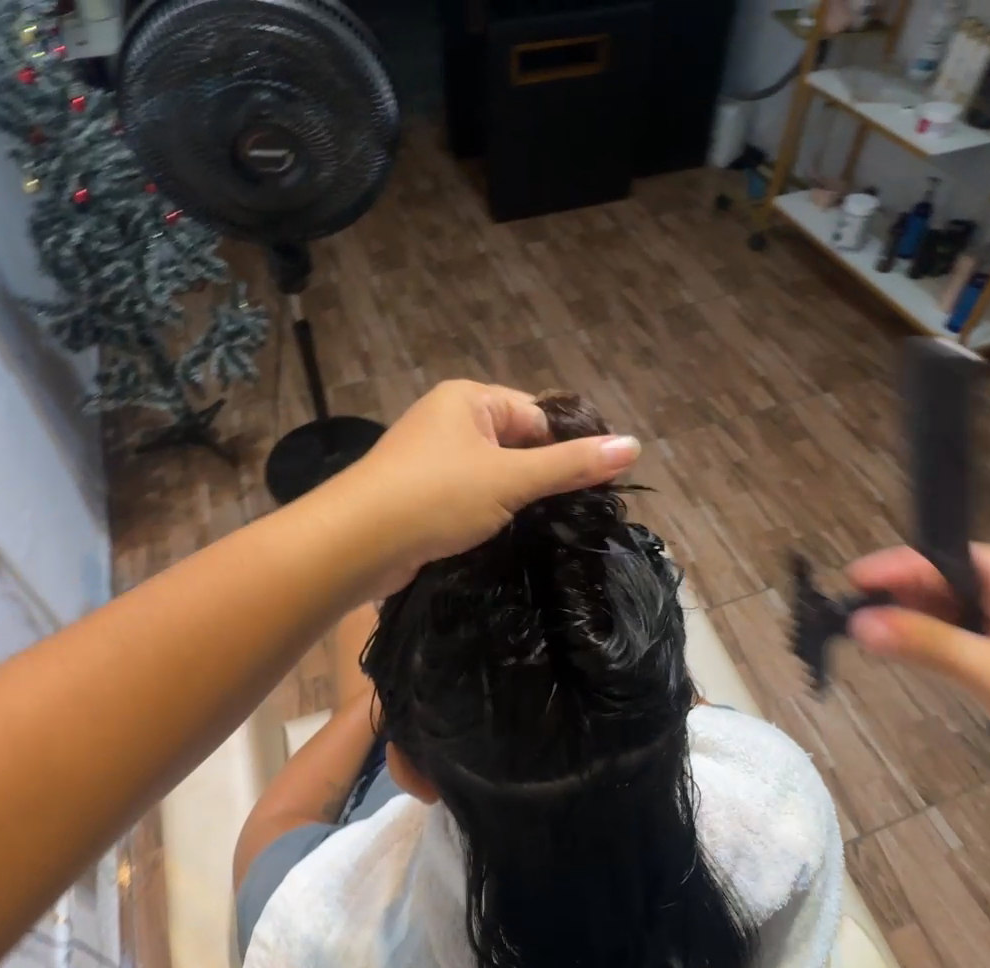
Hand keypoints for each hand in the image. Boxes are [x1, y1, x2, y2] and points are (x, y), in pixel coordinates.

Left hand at [319, 381, 641, 591]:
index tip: (599, 485)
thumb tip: (634, 445)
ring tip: (552, 527)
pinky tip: (511, 537)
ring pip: (495, 475)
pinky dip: (491, 515)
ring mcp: (433, 460)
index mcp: (468, 400)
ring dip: (518, 500)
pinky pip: (472, 498)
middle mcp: (449, 421)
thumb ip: (571, 465)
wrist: (355, 544)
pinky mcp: (422, 497)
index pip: (538, 415)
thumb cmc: (434, 497)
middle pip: (518, 443)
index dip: (569, 447)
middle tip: (579, 512)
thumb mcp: (510, 478)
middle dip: (544, 476)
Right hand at [846, 544, 989, 820]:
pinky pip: (980, 640)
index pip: (960, 559)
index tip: (852, 579)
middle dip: (909, 596)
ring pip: (967, 613)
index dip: (904, 567)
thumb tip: (858, 621)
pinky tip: (916, 656)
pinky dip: (946, 646)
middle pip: (961, 582)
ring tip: (873, 634)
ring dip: (924, 623)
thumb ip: (928, 645)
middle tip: (855, 613)